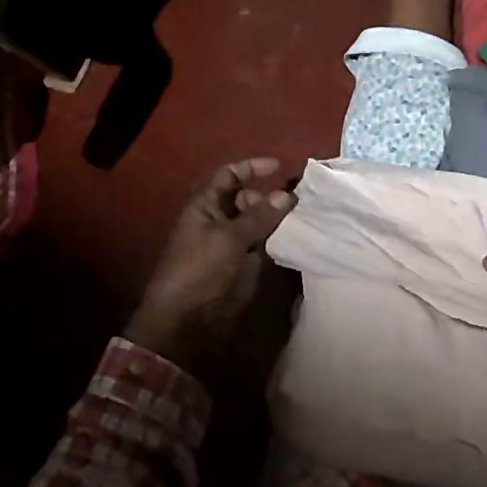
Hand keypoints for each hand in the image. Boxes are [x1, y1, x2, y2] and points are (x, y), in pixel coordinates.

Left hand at [124, 158, 296, 376]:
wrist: (185, 320)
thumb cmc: (200, 269)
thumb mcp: (229, 238)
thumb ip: (259, 216)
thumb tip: (287, 195)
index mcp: (205, 206)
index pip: (228, 175)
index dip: (251, 168)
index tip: (279, 167)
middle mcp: (217, 220)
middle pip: (245, 199)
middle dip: (268, 197)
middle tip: (295, 203)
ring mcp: (229, 243)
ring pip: (256, 223)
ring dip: (275, 220)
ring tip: (302, 219)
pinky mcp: (240, 266)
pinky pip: (261, 245)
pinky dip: (275, 241)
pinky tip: (295, 240)